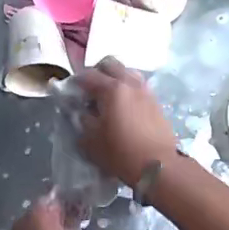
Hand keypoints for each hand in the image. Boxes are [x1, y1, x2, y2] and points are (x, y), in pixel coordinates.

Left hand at [0, 194, 82, 229]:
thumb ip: (74, 228)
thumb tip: (73, 215)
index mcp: (40, 213)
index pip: (57, 196)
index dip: (72, 200)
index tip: (84, 207)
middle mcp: (24, 218)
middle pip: (45, 209)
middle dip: (61, 215)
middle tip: (79, 225)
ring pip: (37, 224)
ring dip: (51, 229)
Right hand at [74, 57, 175, 183]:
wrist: (159, 166)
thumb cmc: (120, 153)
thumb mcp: (91, 140)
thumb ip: (83, 120)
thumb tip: (82, 112)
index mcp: (111, 90)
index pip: (87, 75)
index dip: (75, 82)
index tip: (69, 92)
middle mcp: (130, 84)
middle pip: (110, 63)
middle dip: (96, 72)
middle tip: (88, 89)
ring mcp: (145, 91)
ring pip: (127, 71)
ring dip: (114, 78)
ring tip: (107, 96)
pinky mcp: (155, 102)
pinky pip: (137, 85)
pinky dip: (127, 89)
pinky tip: (122, 106)